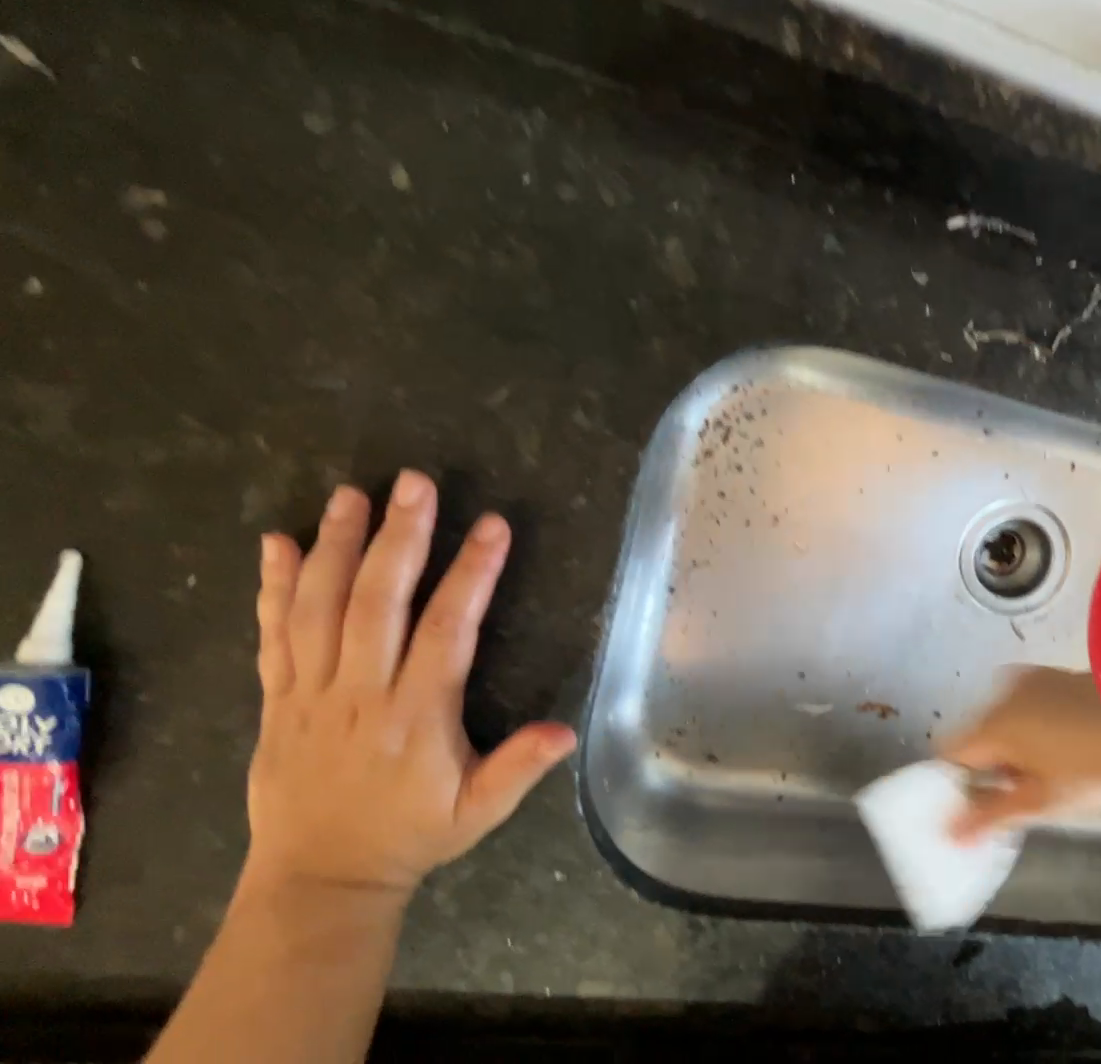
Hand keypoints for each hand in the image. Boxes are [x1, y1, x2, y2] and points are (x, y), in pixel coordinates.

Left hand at [245, 470, 576, 897]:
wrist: (318, 879)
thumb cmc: (412, 836)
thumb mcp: (478, 812)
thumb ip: (519, 768)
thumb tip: (566, 730)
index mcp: (417, 717)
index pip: (448, 632)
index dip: (471, 575)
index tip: (492, 527)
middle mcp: (360, 695)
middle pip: (377, 604)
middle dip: (399, 539)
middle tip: (415, 483)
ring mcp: (311, 695)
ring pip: (318, 609)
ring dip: (335, 547)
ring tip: (351, 495)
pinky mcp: (277, 700)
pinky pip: (271, 636)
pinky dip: (272, 587)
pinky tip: (276, 543)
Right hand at [937, 665, 1100, 841]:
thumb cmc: (1093, 771)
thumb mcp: (1040, 802)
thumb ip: (988, 816)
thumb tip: (949, 833)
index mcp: (992, 722)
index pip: (949, 753)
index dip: (956, 783)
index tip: (975, 807)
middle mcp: (1004, 691)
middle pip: (976, 734)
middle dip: (987, 765)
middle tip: (1018, 795)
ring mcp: (1033, 677)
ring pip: (1003, 718)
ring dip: (1011, 746)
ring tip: (1046, 774)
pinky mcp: (1059, 673)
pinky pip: (1028, 703)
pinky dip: (1033, 725)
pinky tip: (1065, 748)